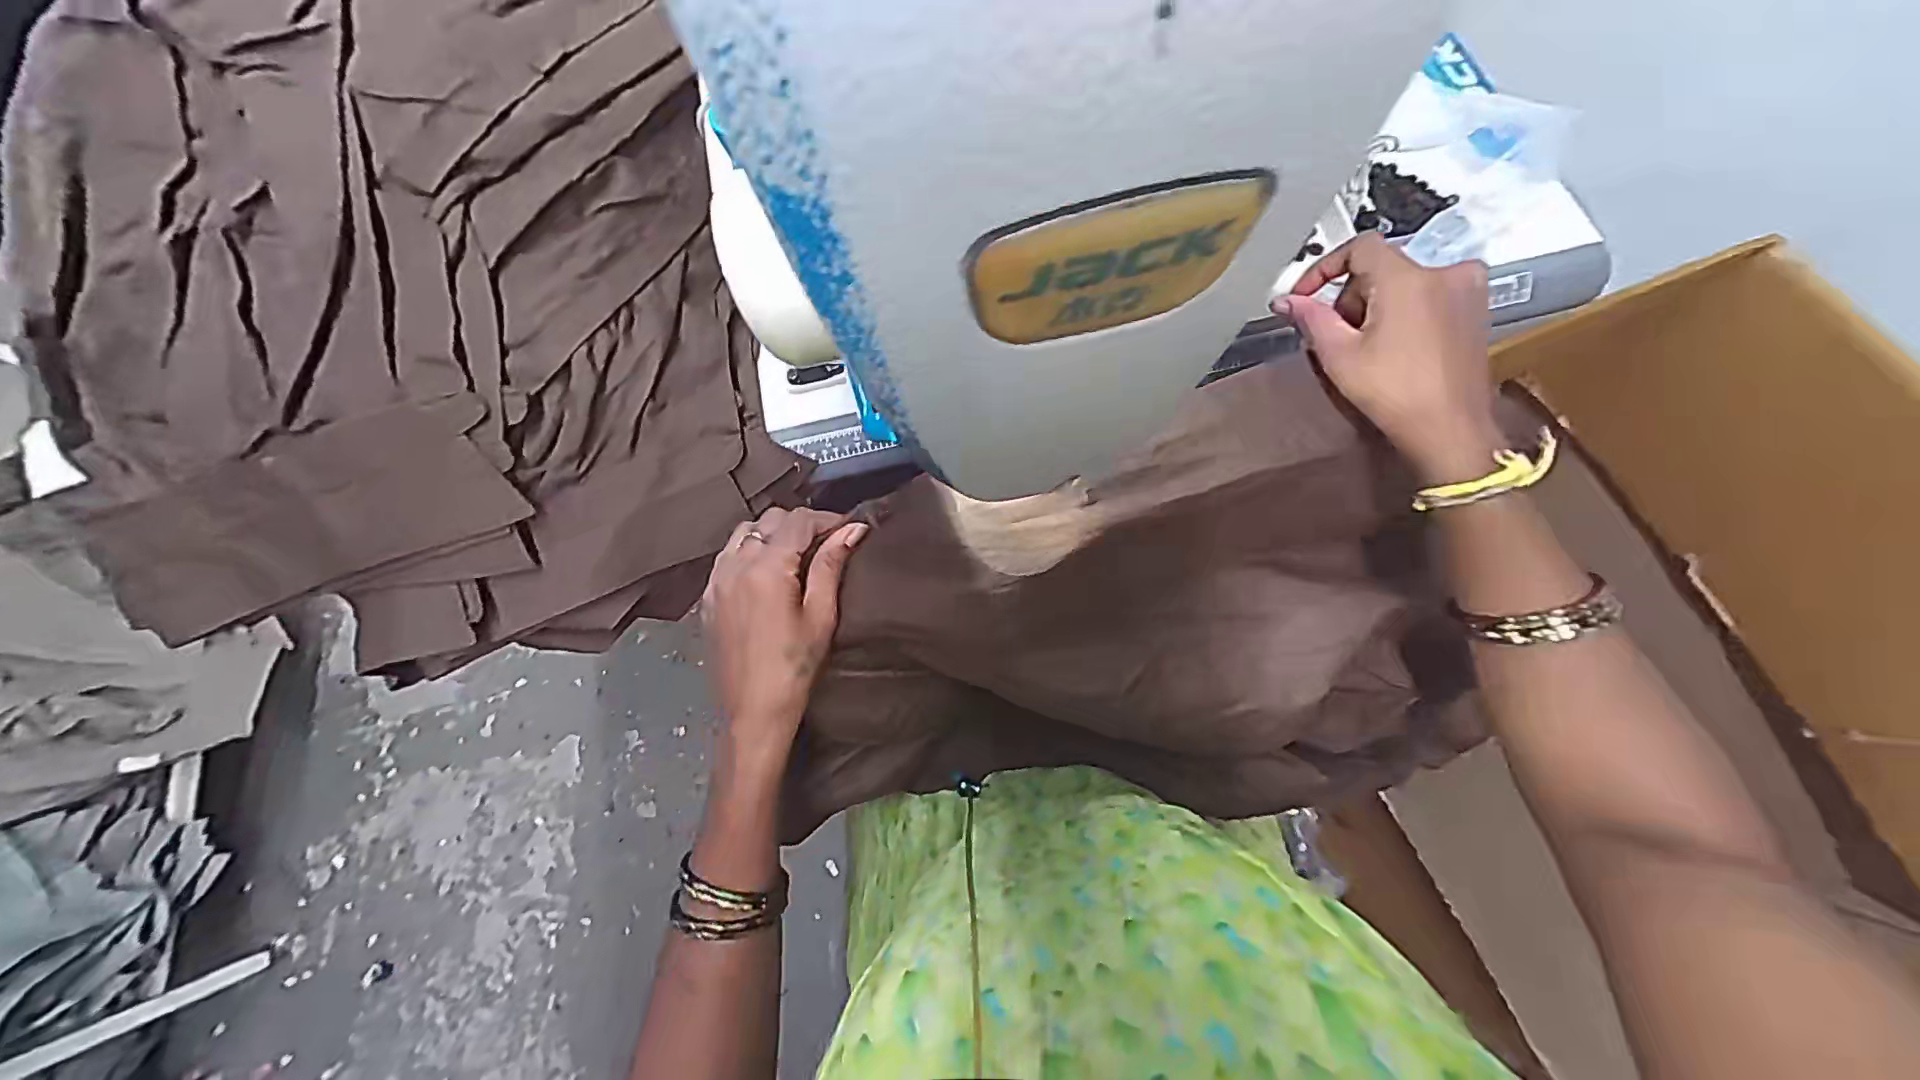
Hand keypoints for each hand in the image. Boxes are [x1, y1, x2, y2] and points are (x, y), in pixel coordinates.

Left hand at [699, 508, 869, 769]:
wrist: (753, 711)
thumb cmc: (795, 667)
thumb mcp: (821, 615)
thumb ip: (831, 565)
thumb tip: (853, 530)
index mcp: (766, 568)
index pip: (798, 521)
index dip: (827, 519)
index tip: (848, 529)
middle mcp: (735, 565)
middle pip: (770, 520)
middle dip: (801, 524)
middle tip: (827, 543)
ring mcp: (716, 580)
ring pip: (745, 532)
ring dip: (772, 534)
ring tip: (797, 555)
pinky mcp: (708, 597)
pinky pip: (728, 556)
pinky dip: (750, 551)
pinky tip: (767, 572)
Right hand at [1274, 234, 1503, 483]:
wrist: (1448, 426)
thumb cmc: (1395, 393)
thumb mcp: (1339, 355)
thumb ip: (1310, 318)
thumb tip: (1285, 300)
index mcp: (1409, 279)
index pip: (1359, 248)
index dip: (1324, 268)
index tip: (1305, 296)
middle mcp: (1445, 272)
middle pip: (1380, 268)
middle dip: (1351, 298)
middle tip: (1339, 338)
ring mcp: (1466, 289)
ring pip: (1402, 282)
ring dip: (1376, 307)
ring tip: (1367, 349)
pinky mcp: (1475, 307)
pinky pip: (1426, 295)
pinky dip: (1402, 313)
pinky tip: (1393, 348)